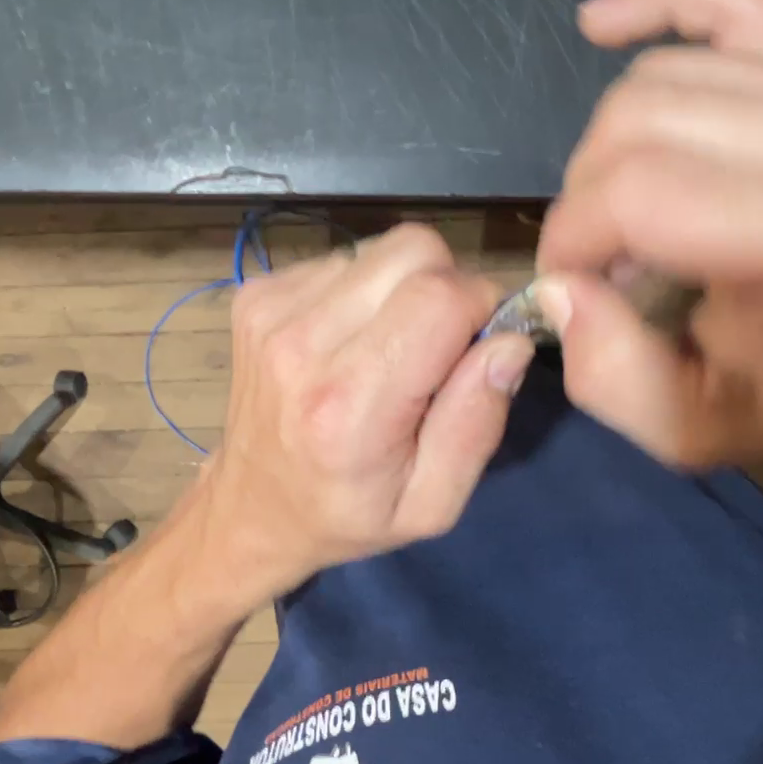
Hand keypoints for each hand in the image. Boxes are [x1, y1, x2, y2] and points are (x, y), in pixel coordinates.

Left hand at [195, 224, 537, 593]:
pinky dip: (362, 292)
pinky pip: (342, 261)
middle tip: (436, 347)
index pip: (442, 296)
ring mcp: (272, 311)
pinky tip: (349, 342)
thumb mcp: (430, 505)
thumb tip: (508, 342)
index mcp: (351, 403)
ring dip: (402, 290)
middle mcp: (303, 343)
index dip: (479, 310)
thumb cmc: (348, 513)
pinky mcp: (255, 295)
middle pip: (415, 251)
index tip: (475, 351)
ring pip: (380, 250)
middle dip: (446, 288)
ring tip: (385, 350)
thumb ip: (475, 426)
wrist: (254, 508)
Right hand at [533, 0, 762, 474]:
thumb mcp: (685, 432)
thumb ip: (607, 373)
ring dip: (608, 152)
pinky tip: (602, 24)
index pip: (634, 192)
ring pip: (653, 81)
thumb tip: (559, 282)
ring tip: (629, 220)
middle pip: (633, 126)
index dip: (570, 240)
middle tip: (599, 267)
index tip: (572, 291)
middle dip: (583, 202)